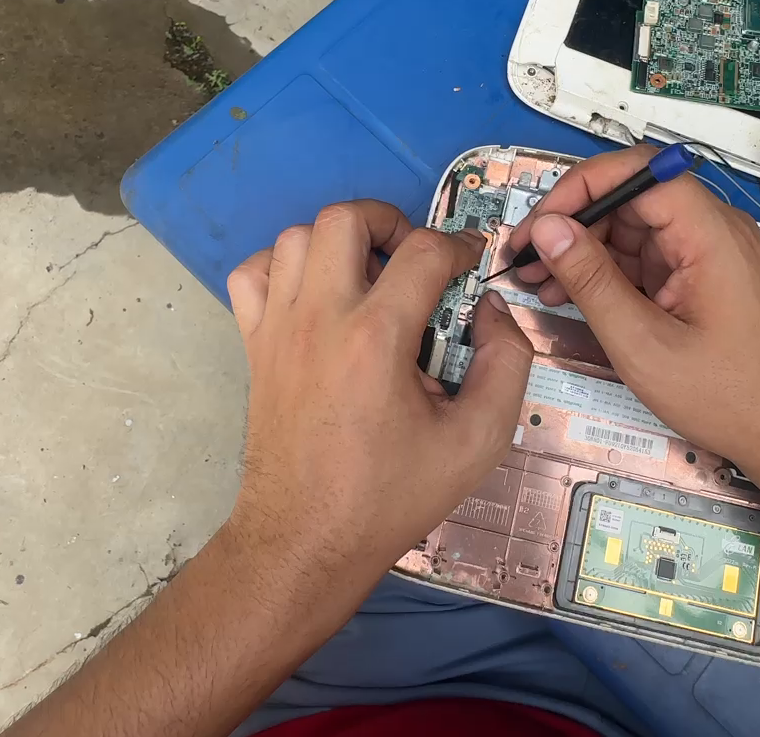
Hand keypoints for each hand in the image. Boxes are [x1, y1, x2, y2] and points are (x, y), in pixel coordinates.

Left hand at [223, 200, 533, 587]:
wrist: (306, 541)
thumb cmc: (393, 493)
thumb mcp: (479, 439)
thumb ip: (506, 361)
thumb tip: (491, 308)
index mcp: (376, 337)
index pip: (423, 251)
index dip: (459, 246)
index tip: (472, 264)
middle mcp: (320, 317)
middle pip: (345, 218)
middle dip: (390, 221)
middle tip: (415, 259)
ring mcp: (277, 327)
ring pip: (296, 236)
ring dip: (340, 240)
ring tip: (369, 275)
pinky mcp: (253, 344)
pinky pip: (252, 273)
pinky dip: (284, 266)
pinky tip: (314, 293)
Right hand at [504, 146, 759, 481]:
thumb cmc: (731, 396)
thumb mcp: (644, 343)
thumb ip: (591, 280)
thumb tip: (548, 229)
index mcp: (708, 232)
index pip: (637, 172)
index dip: (580, 188)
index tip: (540, 226)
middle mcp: (712, 230)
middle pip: (631, 198)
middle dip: (573, 224)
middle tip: (525, 262)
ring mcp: (709, 253)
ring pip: (633, 229)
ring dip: (585, 251)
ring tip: (540, 284)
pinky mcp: (703, 277)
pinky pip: (647, 258)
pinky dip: (609, 273)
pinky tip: (574, 296)